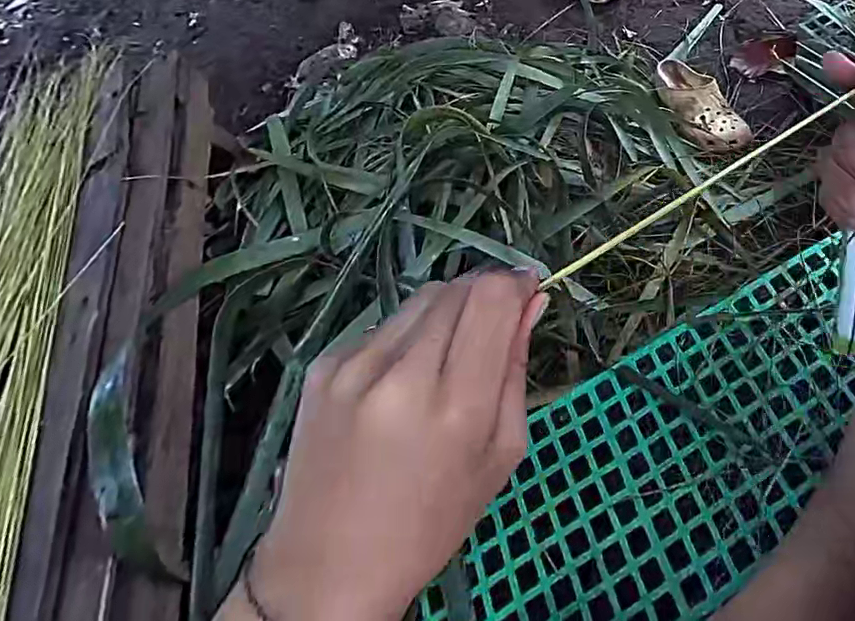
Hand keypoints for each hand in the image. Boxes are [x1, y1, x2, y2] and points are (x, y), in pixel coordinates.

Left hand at [244, 271, 547, 620]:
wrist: (325, 572)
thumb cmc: (433, 522)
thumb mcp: (500, 453)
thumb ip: (517, 368)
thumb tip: (531, 300)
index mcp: (456, 406)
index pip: (491, 299)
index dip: (515, 282)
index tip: (527, 286)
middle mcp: (403, 376)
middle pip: (458, 288)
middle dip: (485, 293)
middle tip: (492, 323)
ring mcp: (355, 367)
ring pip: (423, 298)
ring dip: (447, 311)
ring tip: (445, 357)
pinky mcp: (323, 366)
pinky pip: (386, 325)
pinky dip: (408, 336)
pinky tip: (401, 380)